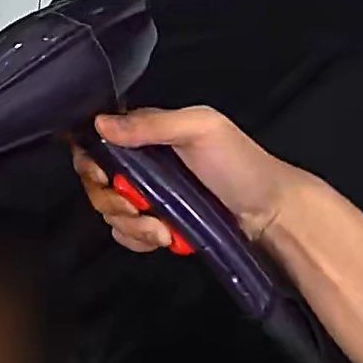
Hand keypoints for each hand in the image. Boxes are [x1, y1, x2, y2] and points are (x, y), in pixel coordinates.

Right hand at [69, 106, 320, 252]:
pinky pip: (124, 233)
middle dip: (108, 199)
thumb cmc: (240, 164)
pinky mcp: (153, 225)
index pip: (94, 144)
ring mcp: (143, 197)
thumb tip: (99, 124)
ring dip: (129, 224)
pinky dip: (136, 239)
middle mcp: (136, 165)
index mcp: (142, 135)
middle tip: (133, 207)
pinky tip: (163, 238)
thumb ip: (150, 124)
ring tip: (161, 230)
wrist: (275, 215)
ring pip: (108, 210)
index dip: (88, 161)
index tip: (101, 176)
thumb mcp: (200, 129)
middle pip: (94, 182)